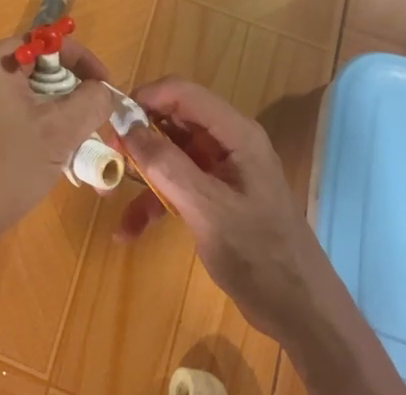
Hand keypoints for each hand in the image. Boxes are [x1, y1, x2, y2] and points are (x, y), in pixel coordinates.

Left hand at [0, 36, 116, 247]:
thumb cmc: (6, 166)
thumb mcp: (60, 131)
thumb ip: (92, 101)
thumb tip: (105, 91)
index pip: (50, 42)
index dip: (85, 62)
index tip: (108, 91)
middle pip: (41, 67)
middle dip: (74, 92)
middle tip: (97, 122)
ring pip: (31, 94)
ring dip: (60, 113)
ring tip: (79, 143)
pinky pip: (16, 112)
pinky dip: (40, 126)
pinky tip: (53, 156)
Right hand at [116, 76, 317, 340]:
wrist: (300, 312)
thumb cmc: (259, 255)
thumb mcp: (207, 209)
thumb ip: (167, 165)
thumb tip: (127, 125)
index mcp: (236, 134)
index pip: (182, 92)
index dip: (145, 98)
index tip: (111, 120)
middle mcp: (228, 144)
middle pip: (173, 120)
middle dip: (137, 136)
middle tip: (105, 156)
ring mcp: (222, 172)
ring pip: (170, 155)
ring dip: (140, 173)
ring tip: (107, 194)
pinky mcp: (216, 199)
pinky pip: (176, 187)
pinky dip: (152, 204)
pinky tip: (128, 231)